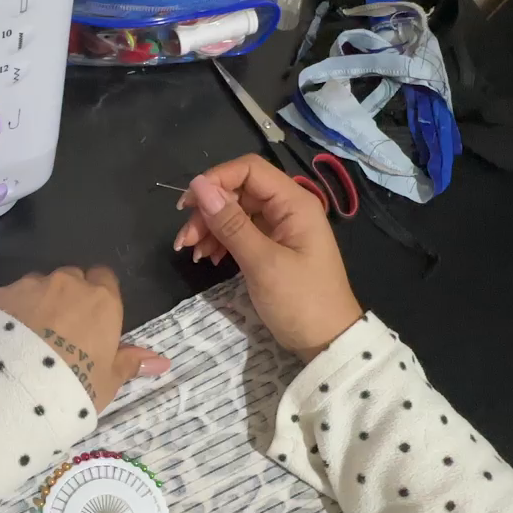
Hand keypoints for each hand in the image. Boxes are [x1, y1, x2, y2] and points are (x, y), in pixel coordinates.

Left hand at [0, 267, 171, 409]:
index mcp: (101, 300)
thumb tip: (162, 362)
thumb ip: (131, 363)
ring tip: (28, 338)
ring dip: (38, 303)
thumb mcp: (107, 381)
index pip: (104, 279)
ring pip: (38, 286)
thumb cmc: (74, 385)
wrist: (15, 389)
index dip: (99, 296)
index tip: (93, 322)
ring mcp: (29, 286)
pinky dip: (9, 313)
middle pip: (71, 279)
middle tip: (61, 332)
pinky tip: (3, 340)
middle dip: (68, 297)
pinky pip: (8, 298)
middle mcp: (66, 283)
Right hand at [173, 154, 364, 359]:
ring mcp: (280, 228)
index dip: (215, 180)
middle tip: (184, 241)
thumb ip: (230, 223)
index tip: (187, 205)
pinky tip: (209, 259)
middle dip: (207, 211)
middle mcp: (287, 208)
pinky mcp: (273, 247)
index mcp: (294, 203)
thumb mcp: (261, 262)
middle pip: (238, 192)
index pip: (248, 170)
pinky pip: (241, 233)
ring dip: (209, 228)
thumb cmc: (300, 301)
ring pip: (235, 213)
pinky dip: (221, 242)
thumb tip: (199, 186)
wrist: (328, 342)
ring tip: (192, 254)